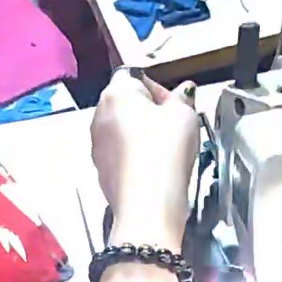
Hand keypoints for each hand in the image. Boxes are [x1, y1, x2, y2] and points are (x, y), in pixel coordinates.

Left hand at [90, 69, 199, 249]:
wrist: (146, 205)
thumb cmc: (164, 153)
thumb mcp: (185, 115)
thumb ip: (182, 98)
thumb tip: (182, 93)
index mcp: (115, 94)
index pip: (136, 76)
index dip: (158, 89)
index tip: (175, 105)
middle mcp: (98, 117)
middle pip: (127, 105)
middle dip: (150, 113)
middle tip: (174, 128)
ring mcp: (97, 146)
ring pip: (123, 131)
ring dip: (143, 136)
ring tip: (166, 151)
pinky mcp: (101, 170)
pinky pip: (121, 155)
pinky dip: (136, 157)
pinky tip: (153, 168)